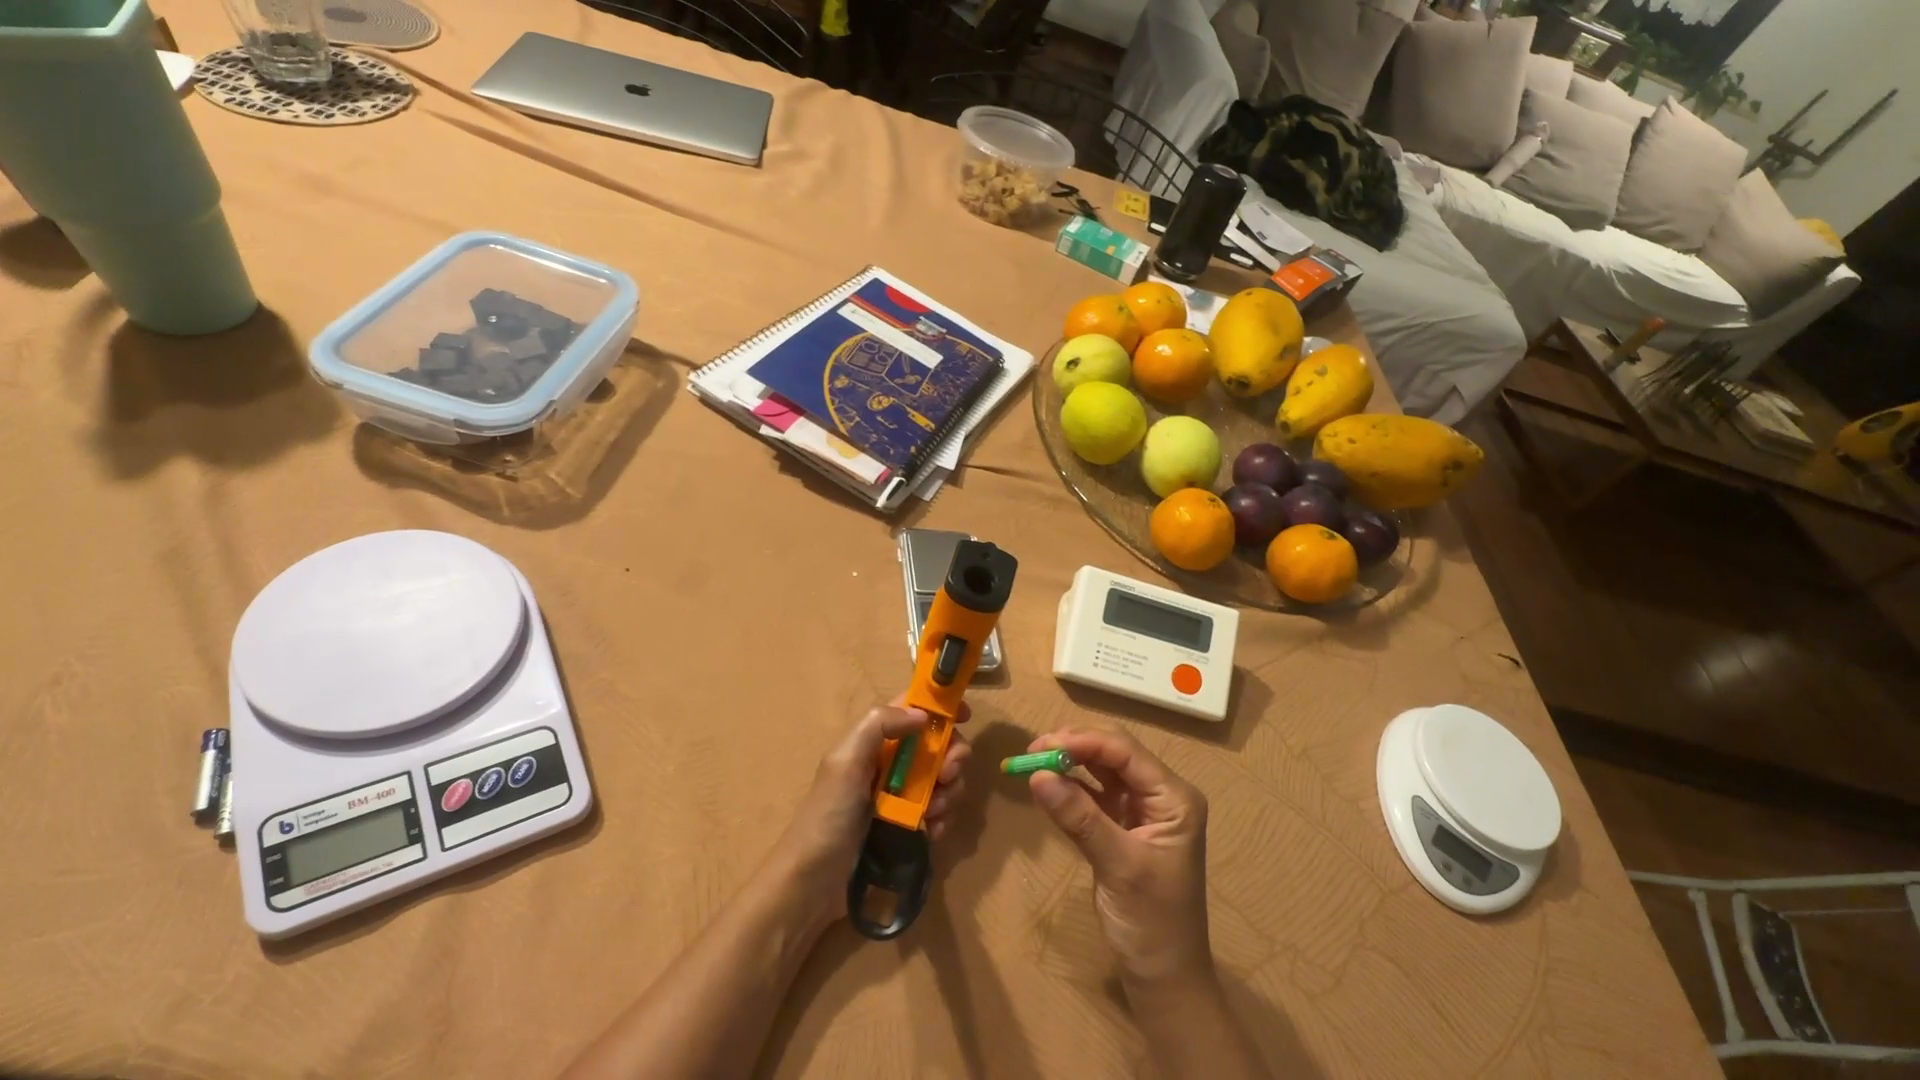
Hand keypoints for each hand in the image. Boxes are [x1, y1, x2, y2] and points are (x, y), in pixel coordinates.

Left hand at [780, 697, 970, 902]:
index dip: (939, 708)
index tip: (967, 717)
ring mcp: (898, 797)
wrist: (812, 882)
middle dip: (951, 757)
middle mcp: (887, 764)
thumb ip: (879, 726)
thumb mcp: (846, 762)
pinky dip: (942, 819)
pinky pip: (938, 813)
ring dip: (948, 792)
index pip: (911, 711)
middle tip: (947, 776)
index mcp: (871, 742)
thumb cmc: (828, 816)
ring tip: (933, 813)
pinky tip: (932, 833)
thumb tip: (923, 714)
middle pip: (935, 746)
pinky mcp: (906, 827)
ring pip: (941, 780)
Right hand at [1025, 728, 1212, 985]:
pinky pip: (1093, 795)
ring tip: (1032, 761)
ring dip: (1069, 763)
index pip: (1126, 752)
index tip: (1042, 745)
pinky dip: (1070, 787)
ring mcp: (1140, 811)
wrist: (1163, 975)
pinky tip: (1045, 784)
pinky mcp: (1121, 827)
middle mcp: (1160, 796)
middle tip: (1031, 751)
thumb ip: (1079, 817)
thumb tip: (1036, 775)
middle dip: (1074, 746)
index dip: (1084, 741)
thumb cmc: (1152, 921)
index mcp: (1175, 798)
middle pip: (1114, 754)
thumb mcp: (1118, 866)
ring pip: (1101, 771)